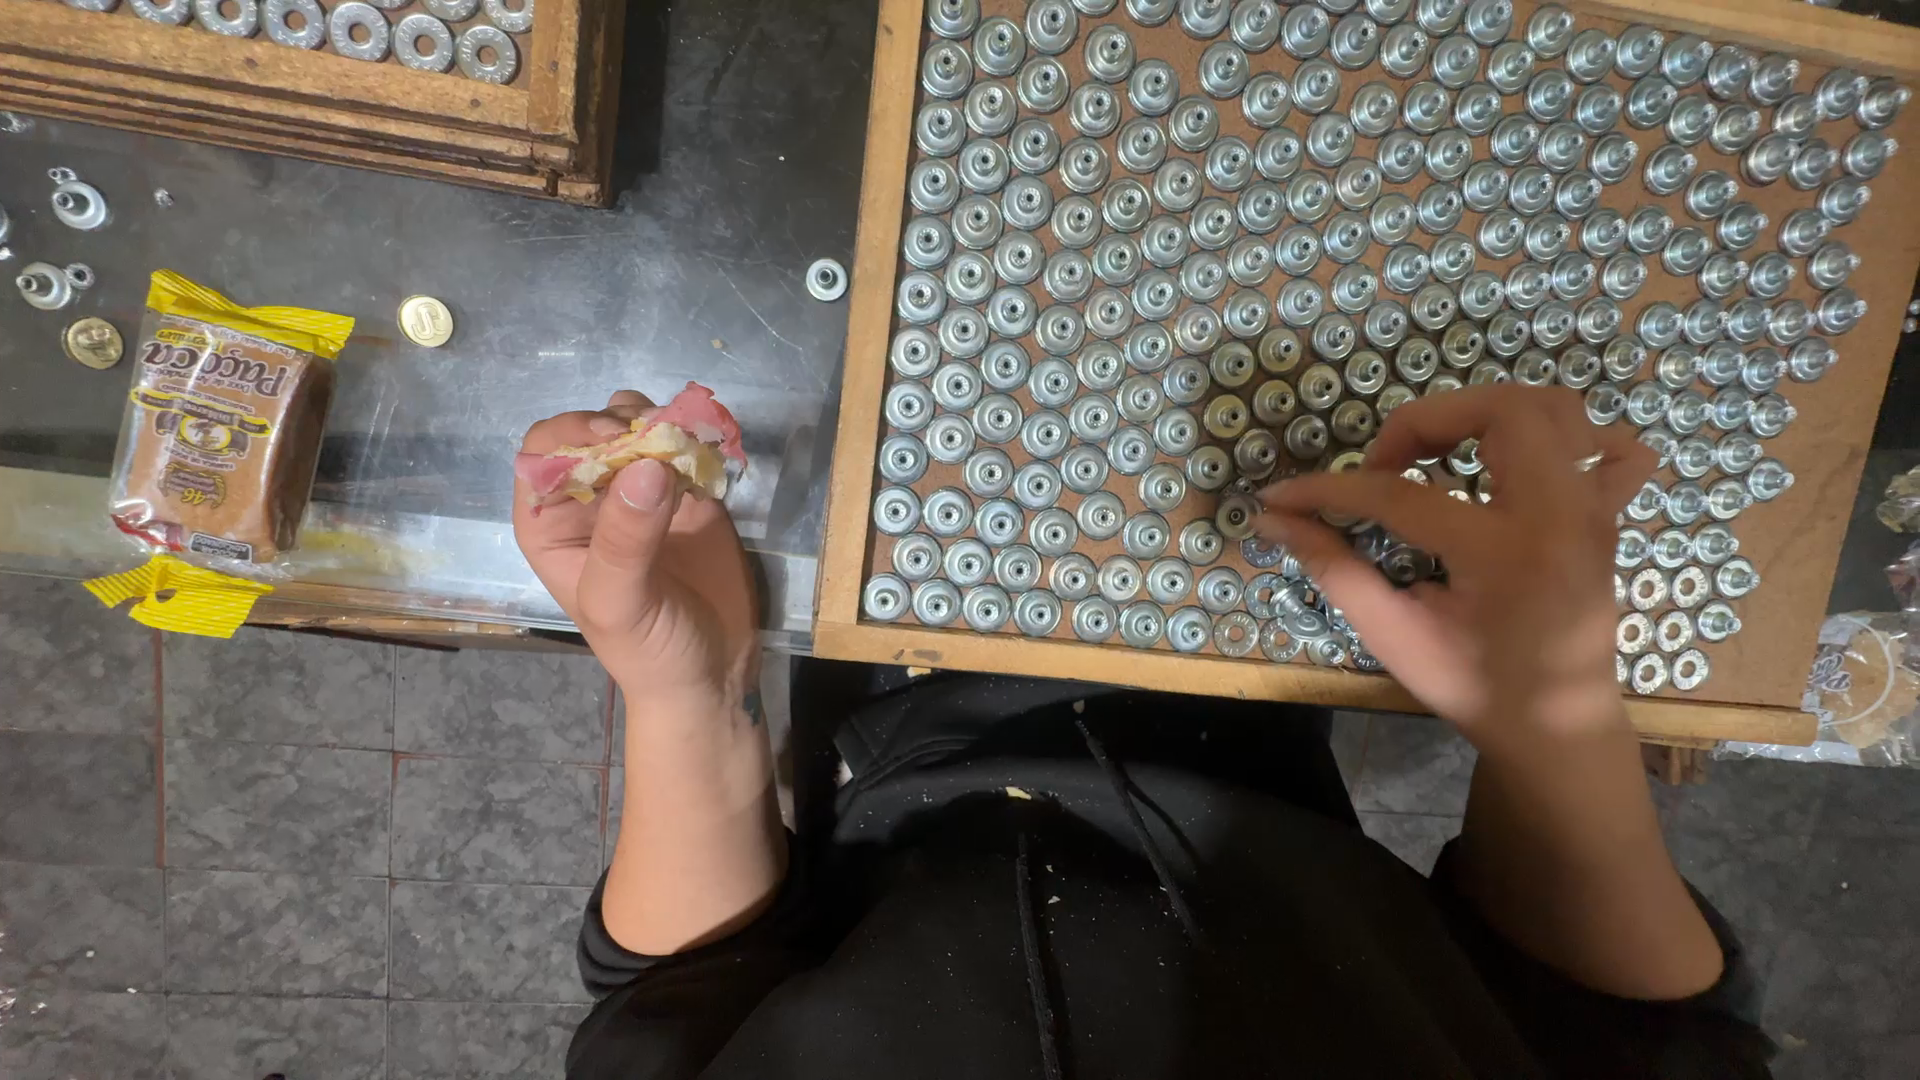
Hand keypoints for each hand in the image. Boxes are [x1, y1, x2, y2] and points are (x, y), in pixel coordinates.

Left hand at [512, 390, 757, 707]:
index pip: (546, 455)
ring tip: (688, 439)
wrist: (713, 674)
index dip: (574, 434)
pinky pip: (690, 452)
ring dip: (663, 423)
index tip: (616, 438)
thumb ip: (625, 540)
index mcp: (554, 524)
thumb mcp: (621, 603)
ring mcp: (647, 496)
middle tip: (662, 435)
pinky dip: (701, 440)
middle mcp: (595, 501)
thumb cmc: (648, 650)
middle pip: (596, 432)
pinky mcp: (695, 498)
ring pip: (642, 432)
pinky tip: (714, 448)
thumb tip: (648, 466)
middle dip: (625, 423)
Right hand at [1255, 385, 1654, 741]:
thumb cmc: (1470, 684)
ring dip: (1481, 415)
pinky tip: (1513, 466)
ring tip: (1435, 454)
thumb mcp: (1389, 632)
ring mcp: (1593, 509)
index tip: (1282, 497)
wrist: (1555, 724)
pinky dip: (1560, 439)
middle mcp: (1560, 513)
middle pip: (1503, 410)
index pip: (1398, 493)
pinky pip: (1611, 448)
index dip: (1328, 489)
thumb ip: (1332, 566)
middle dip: (1424, 421)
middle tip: (1383, 465)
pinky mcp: (1604, 515)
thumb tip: (1274, 520)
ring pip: (1555, 409)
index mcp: (1504, 551)